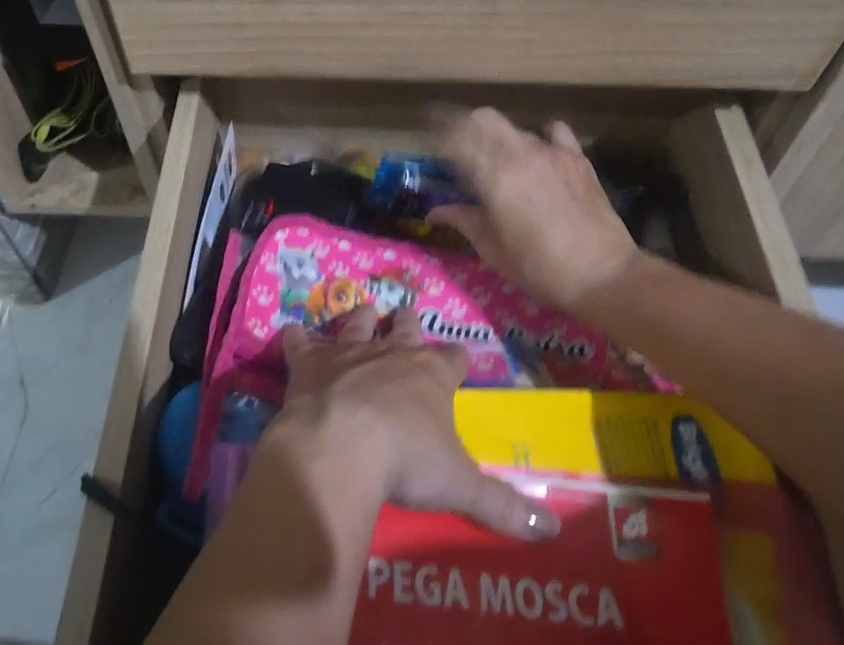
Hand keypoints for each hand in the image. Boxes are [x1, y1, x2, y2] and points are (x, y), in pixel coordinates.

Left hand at [270, 307, 556, 541]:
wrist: (342, 446)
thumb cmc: (407, 461)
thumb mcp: (462, 487)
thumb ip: (505, 507)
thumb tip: (551, 533)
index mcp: (431, 376)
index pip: (453, 358)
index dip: (458, 357)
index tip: (461, 357)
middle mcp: (390, 354)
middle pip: (403, 328)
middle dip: (407, 321)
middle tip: (407, 311)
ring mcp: (346, 354)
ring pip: (355, 324)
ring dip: (359, 318)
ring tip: (363, 310)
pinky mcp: (308, 364)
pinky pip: (300, 342)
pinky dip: (296, 338)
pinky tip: (292, 330)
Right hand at [428, 107, 645, 312]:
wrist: (603, 276)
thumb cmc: (539, 268)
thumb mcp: (492, 249)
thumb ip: (463, 220)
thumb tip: (435, 212)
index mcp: (493, 176)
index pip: (456, 139)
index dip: (438, 138)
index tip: (431, 146)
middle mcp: (520, 154)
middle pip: (483, 118)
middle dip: (464, 127)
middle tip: (456, 147)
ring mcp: (552, 153)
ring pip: (515, 127)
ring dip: (499, 137)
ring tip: (496, 158)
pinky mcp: (577, 159)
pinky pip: (555, 132)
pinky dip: (541, 137)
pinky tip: (539, 155)